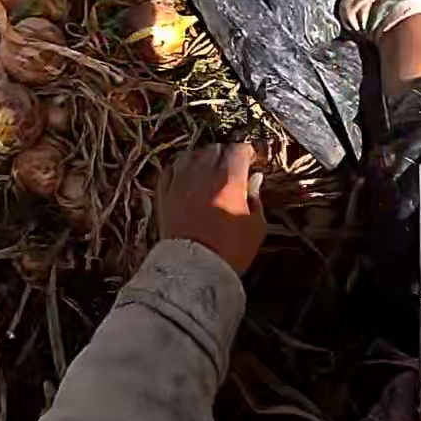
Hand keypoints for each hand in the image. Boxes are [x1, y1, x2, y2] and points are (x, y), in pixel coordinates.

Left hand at [157, 143, 264, 272]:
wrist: (194, 271)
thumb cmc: (230, 251)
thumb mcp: (255, 226)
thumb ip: (255, 198)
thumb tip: (255, 179)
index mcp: (230, 180)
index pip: (239, 150)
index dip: (247, 152)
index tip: (250, 159)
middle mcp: (203, 175)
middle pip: (214, 149)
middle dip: (225, 154)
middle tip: (231, 165)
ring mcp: (180, 183)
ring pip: (190, 155)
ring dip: (201, 158)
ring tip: (207, 168)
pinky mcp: (164, 194)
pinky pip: (170, 170)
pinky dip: (180, 169)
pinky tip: (186, 176)